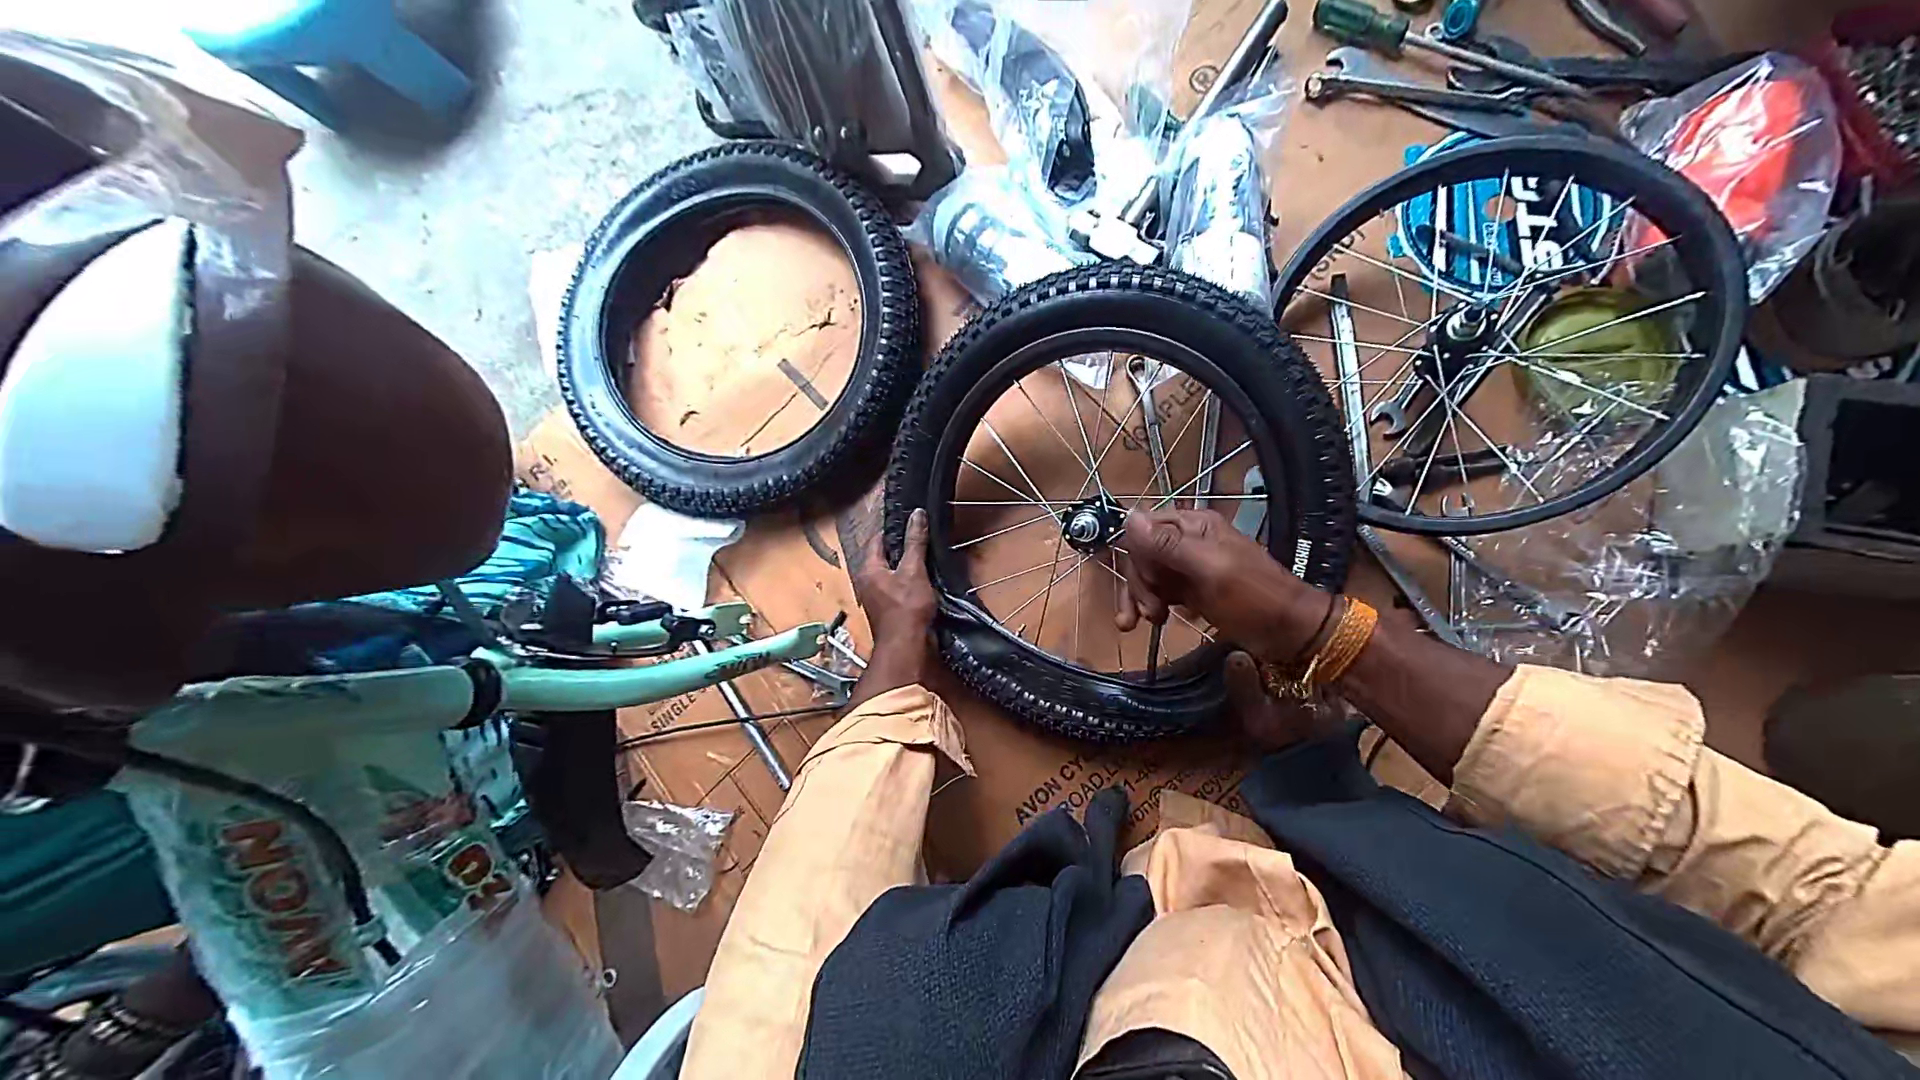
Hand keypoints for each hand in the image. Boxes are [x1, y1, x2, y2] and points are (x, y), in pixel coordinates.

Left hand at [846, 507, 935, 705]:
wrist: (906, 646)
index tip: (911, 519)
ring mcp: (877, 597)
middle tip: (922, 535)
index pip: (877, 539)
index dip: (894, 528)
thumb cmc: (907, 607)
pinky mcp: (888, 609)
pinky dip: (909, 580)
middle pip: (884, 556)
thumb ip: (915, 542)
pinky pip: (898, 587)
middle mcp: (867, 581)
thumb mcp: (914, 570)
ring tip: (927, 554)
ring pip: (892, 572)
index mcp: (868, 569)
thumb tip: (917, 514)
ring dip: (907, 565)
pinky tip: (925, 578)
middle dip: (902, 546)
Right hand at [1115, 510, 1333, 662]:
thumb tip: (1128, 517)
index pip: (1142, 530)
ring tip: (1150, 621)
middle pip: (1141, 555)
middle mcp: (1186, 540)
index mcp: (1192, 525)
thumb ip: (1167, 545)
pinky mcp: (1190, 588)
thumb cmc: (1253, 598)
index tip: (1146, 586)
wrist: (1290, 632)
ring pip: (1146, 574)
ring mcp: (1188, 565)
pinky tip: (1152, 622)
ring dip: (1141, 598)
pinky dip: (1150, 605)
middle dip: (1138, 584)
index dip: (1137, 558)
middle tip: (1150, 613)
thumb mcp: (1209, 570)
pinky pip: (1158, 591)